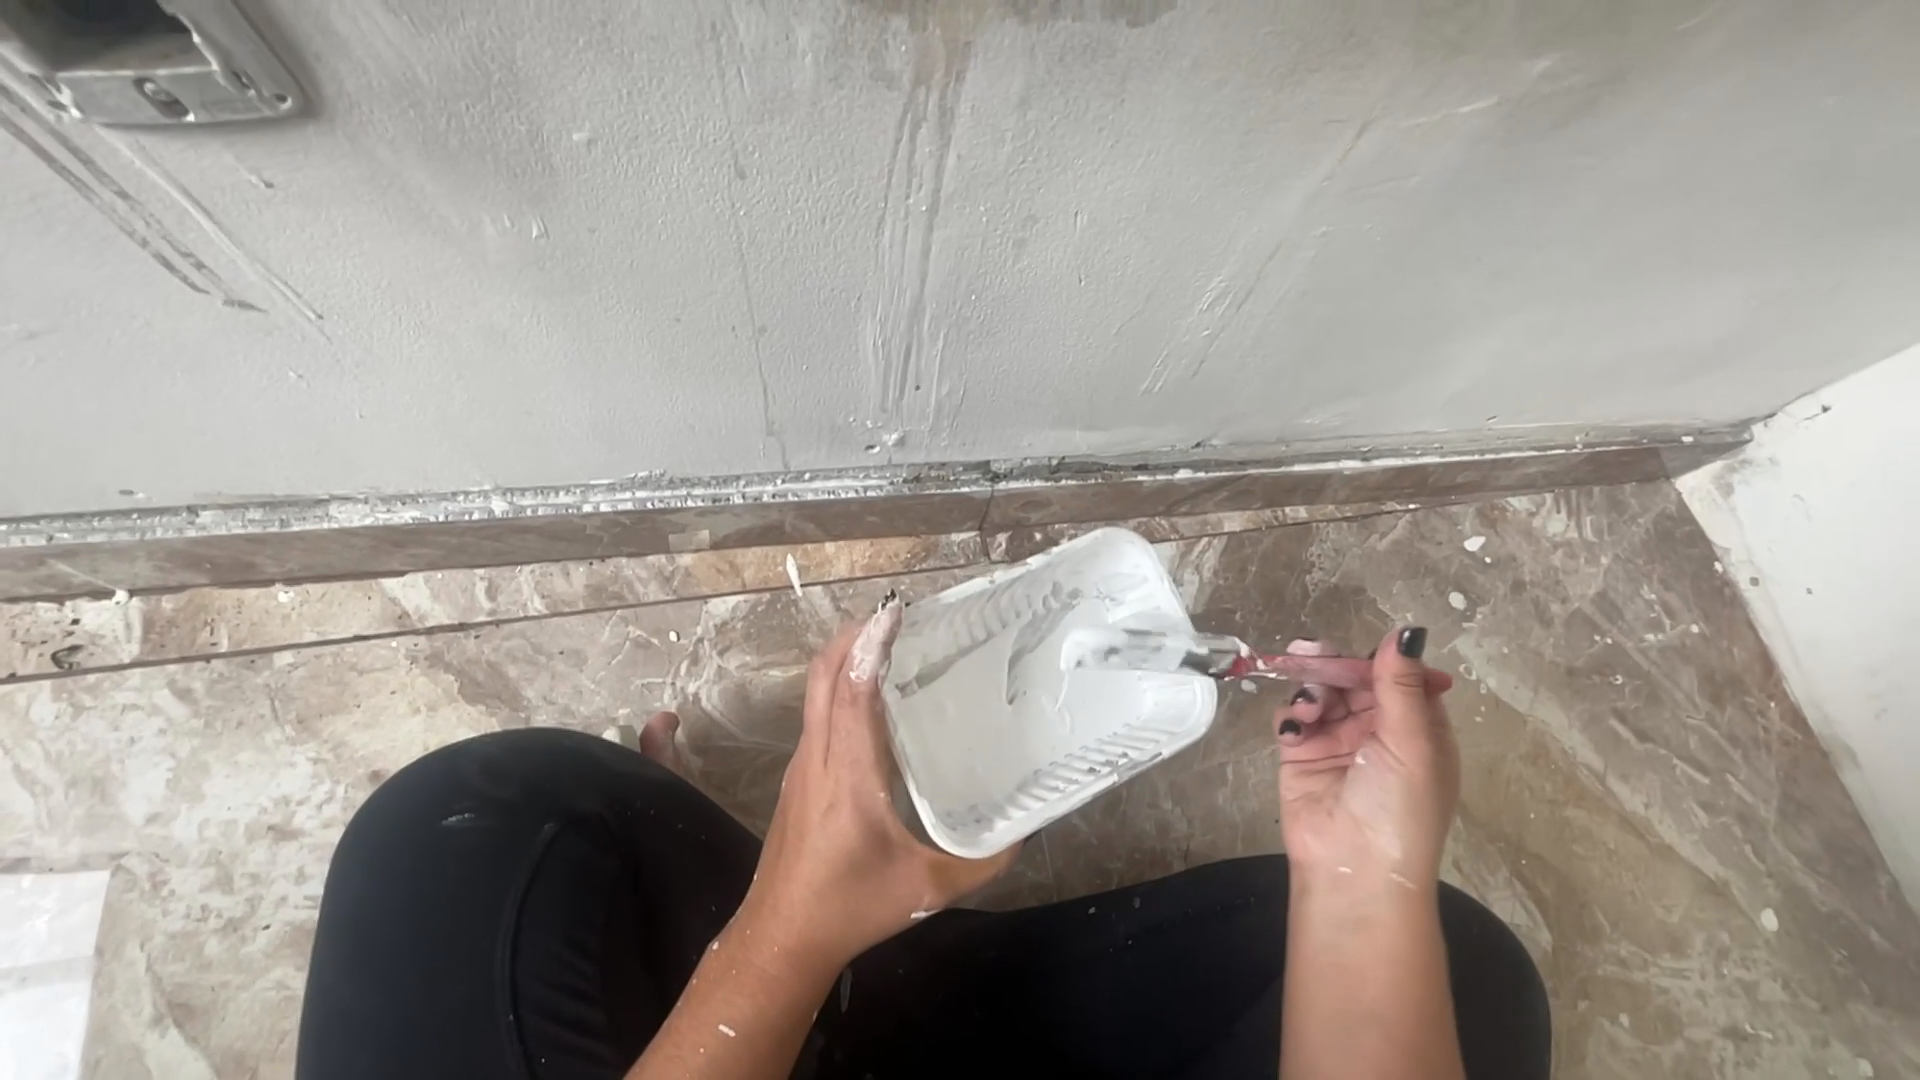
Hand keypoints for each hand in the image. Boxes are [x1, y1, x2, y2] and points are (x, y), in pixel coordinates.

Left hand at [733, 603, 1017, 971]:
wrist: (781, 936)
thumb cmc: (851, 907)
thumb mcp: (928, 887)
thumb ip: (983, 859)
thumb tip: (1024, 829)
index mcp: (850, 773)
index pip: (853, 689)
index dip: (869, 644)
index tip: (894, 611)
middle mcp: (819, 757)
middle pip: (824, 675)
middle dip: (853, 636)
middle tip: (895, 618)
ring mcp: (803, 765)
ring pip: (816, 692)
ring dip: (845, 659)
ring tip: (888, 647)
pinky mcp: (799, 777)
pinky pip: (818, 714)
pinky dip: (840, 688)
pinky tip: (872, 700)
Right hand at [1273, 628, 1458, 891]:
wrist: (1353, 866)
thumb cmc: (1397, 806)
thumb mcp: (1411, 742)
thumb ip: (1400, 684)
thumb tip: (1407, 631)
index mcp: (1418, 729)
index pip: (1398, 677)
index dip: (1378, 662)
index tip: (1360, 655)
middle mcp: (1378, 731)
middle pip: (1353, 679)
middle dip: (1333, 667)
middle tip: (1309, 654)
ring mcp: (1337, 740)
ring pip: (1321, 692)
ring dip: (1312, 690)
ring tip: (1309, 707)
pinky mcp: (1300, 751)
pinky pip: (1293, 715)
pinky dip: (1292, 713)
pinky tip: (1296, 727)